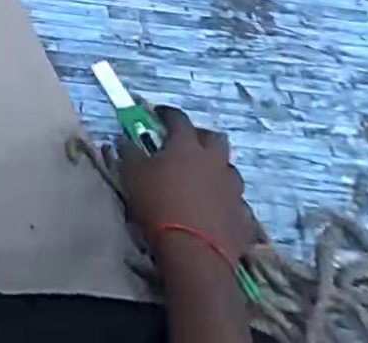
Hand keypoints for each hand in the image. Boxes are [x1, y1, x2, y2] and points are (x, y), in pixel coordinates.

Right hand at [120, 107, 256, 270]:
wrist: (193, 254)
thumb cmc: (159, 205)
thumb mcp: (133, 174)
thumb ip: (129, 152)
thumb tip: (124, 140)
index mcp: (187, 146)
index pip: (178, 118)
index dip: (167, 114)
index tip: (157, 114)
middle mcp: (215, 162)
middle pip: (214, 139)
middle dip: (201, 137)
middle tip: (186, 144)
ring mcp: (233, 191)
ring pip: (230, 171)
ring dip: (217, 171)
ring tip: (203, 180)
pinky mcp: (243, 219)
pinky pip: (237, 204)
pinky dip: (227, 204)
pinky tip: (217, 211)